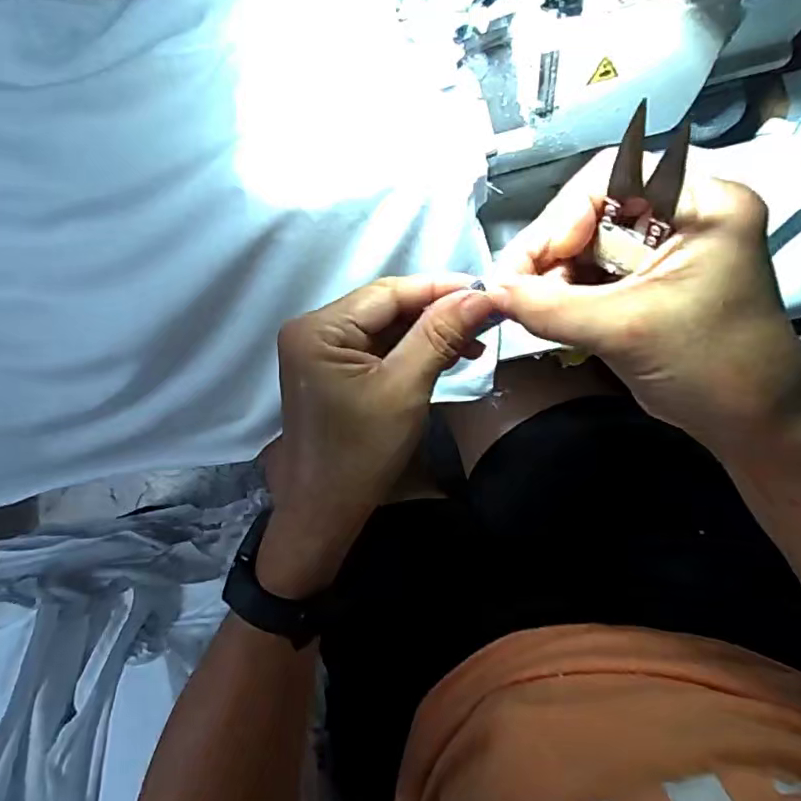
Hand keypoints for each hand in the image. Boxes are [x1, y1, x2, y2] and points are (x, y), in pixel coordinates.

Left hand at [256, 275, 497, 597]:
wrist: (326, 513)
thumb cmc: (362, 452)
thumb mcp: (405, 388)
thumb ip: (440, 335)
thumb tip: (481, 294)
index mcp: (318, 329)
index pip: (387, 293)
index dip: (439, 287)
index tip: (487, 288)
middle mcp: (313, 330)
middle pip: (386, 306)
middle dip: (438, 310)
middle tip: (487, 314)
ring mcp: (321, 350)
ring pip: (386, 326)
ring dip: (430, 330)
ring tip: (477, 338)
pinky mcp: (334, 369)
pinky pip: (379, 347)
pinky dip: (414, 349)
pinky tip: (450, 353)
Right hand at [489, 150, 800, 444]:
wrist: (755, 424)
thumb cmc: (708, 368)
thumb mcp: (623, 331)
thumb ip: (548, 307)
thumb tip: (490, 291)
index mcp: (704, 203)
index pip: (613, 178)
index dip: (565, 214)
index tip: (539, 262)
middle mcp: (687, 210)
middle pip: (595, 208)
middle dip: (553, 249)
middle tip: (517, 287)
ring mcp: (669, 242)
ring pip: (589, 239)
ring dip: (555, 272)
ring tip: (530, 304)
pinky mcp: (654, 273)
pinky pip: (596, 266)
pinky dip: (567, 288)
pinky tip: (548, 310)